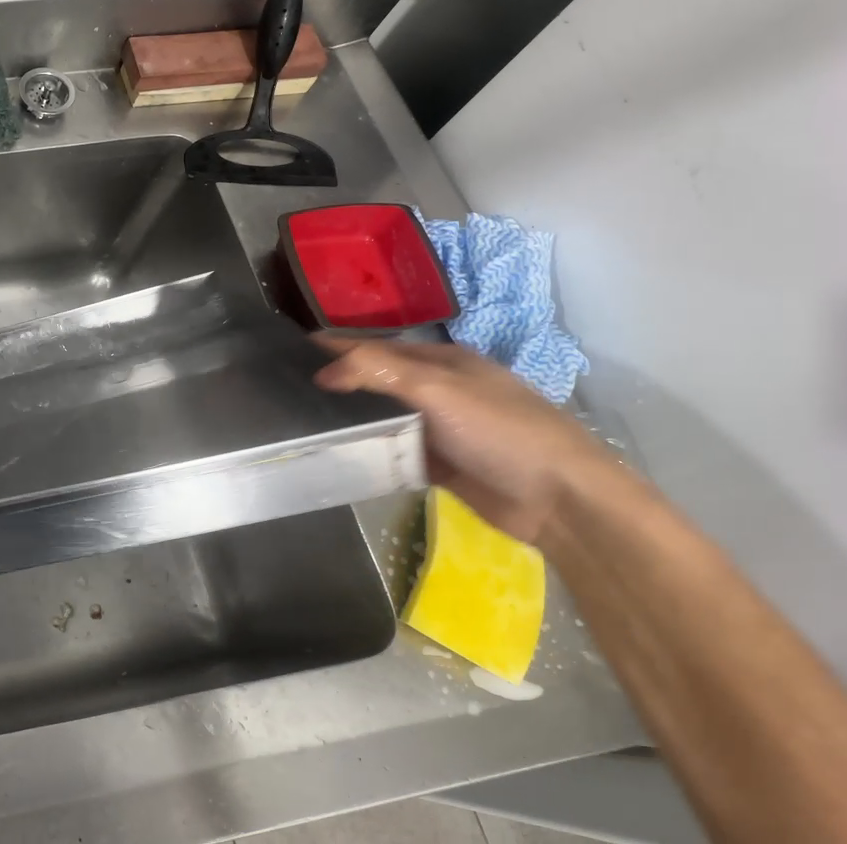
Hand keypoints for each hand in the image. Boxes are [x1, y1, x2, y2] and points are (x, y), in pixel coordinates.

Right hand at [312, 336, 614, 542]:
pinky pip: (393, 453)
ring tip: (299, 424)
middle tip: (284, 392)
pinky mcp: (440, 465)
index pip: (376, 347)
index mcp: (444, 363)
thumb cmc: (502, 432)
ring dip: (350, 421)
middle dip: (336, 383)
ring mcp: (441, 430)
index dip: (335, 346)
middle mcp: (440, 391)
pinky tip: (339, 456)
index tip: (287, 352)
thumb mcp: (437, 390)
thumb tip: (321, 373)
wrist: (562, 500)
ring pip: (382, 419)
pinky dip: (370, 454)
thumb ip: (376, 372)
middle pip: (376, 382)